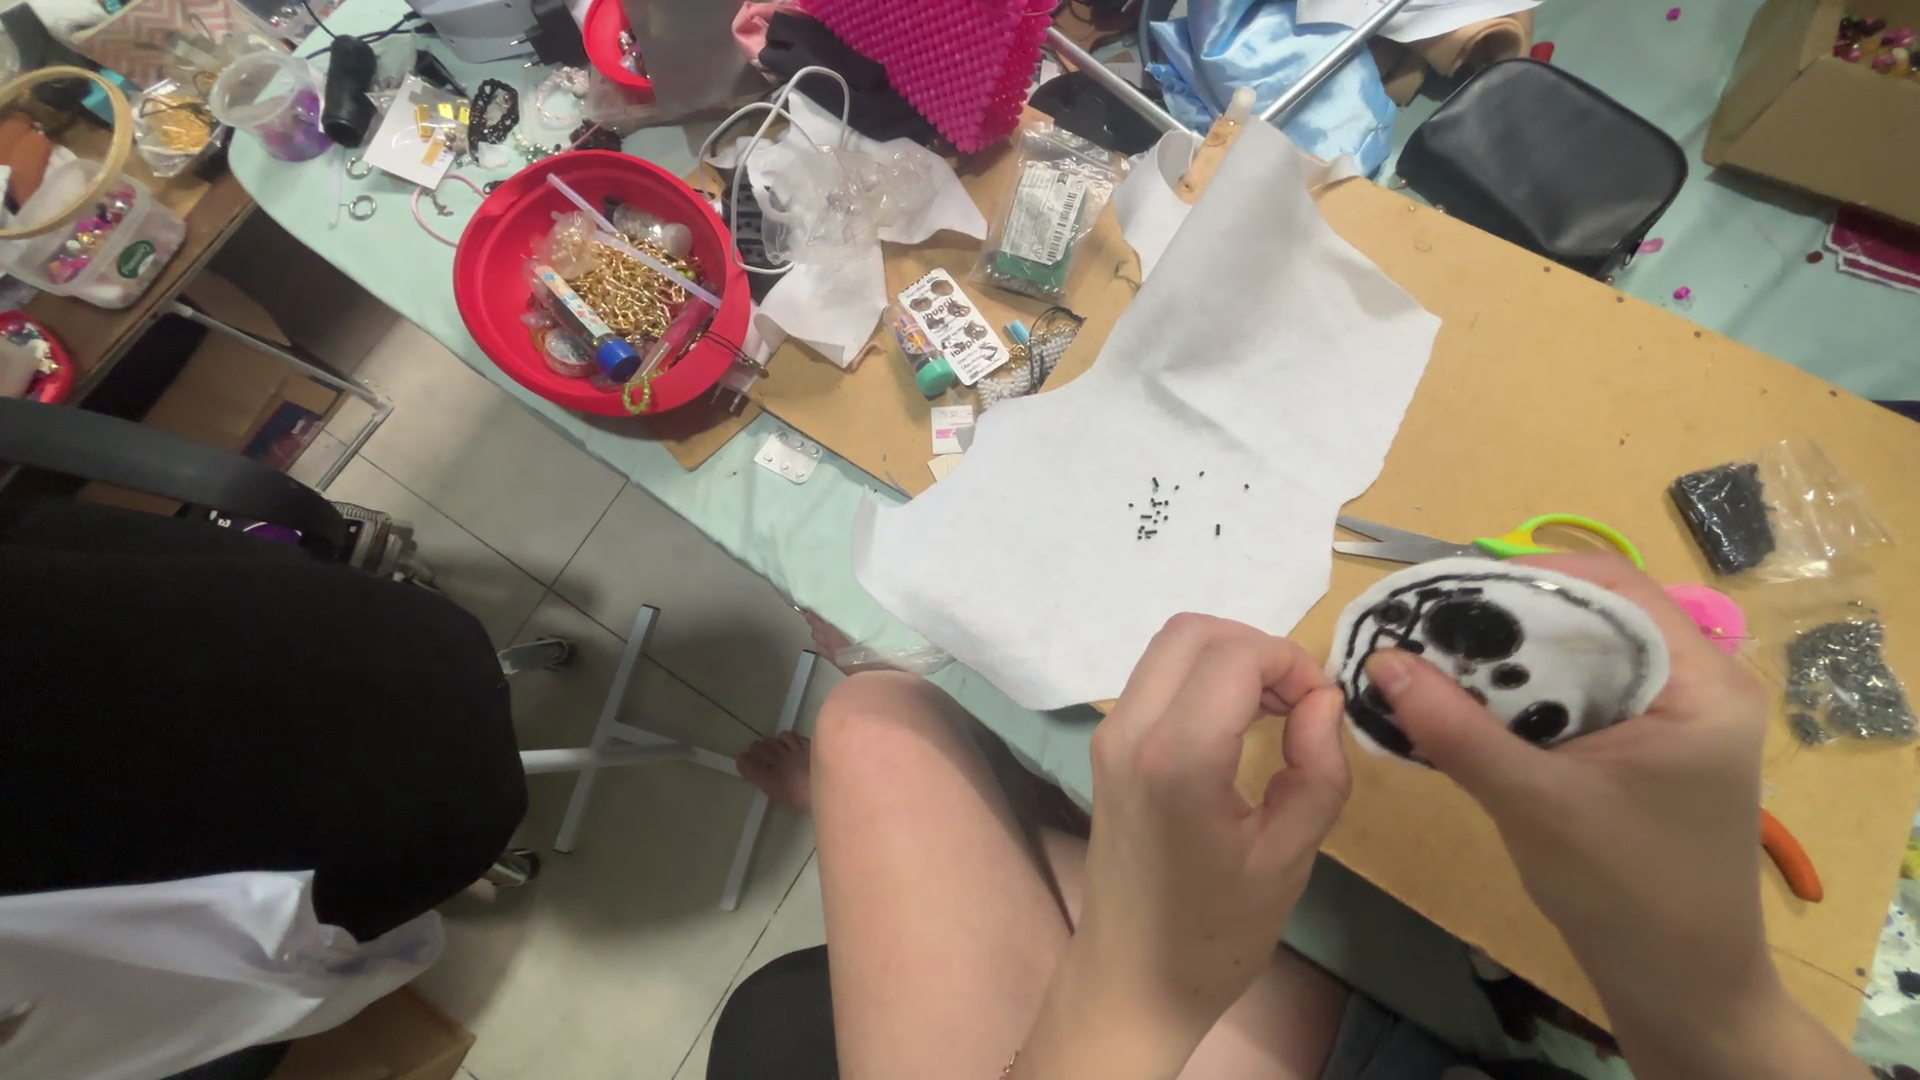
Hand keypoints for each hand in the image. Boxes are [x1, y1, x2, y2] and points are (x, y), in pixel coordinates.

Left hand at [1075, 615, 1350, 1045]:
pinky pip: (1154, 679)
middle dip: (1256, 647)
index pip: (1233, 655)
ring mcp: (1109, 733)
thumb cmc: (1215, 932)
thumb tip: (1323, 700)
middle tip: (1299, 699)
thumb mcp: (1289, 857)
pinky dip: (1200, 678)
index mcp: (1176, 757)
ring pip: (1167, 649)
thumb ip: (1318, 769)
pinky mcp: (1106, 744)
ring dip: (1226, 659)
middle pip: (1190, 632)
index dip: (1289, 662)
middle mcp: (1130, 729)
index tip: (1323, 704)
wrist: (1131, 975)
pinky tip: (1236, 721)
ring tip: (1276, 710)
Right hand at [1361, 554, 1818, 1076]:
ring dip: (1490, 654)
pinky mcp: (1615, 740)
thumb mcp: (1533, 802)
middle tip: (1418, 623)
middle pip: (1581, 615)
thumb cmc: (1626, 887)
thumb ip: (1454, 729)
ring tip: (1421, 654)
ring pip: (1558, 653)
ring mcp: (1648, 713)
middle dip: (1495, 614)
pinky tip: (1447, 698)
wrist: (1671, 980)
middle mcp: (1679, 684)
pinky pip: (1549, 692)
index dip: (1526, 573)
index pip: (1613, 587)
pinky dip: (1497, 690)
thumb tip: (1379, 660)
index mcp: (1697, 684)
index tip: (1445, 588)